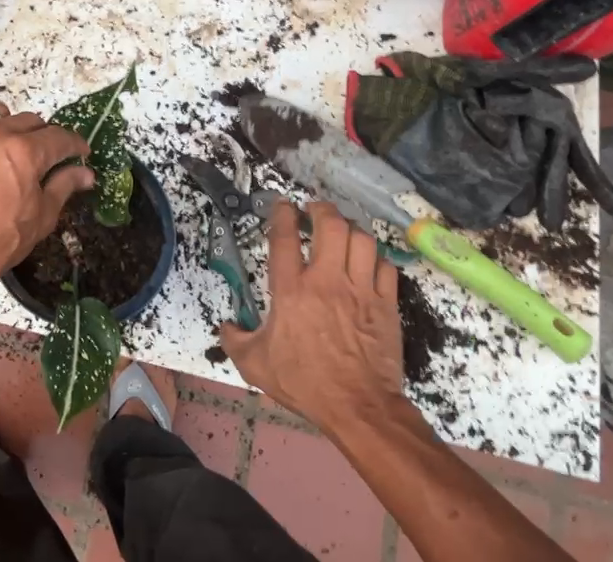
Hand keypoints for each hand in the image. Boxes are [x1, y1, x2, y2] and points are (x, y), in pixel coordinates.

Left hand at [0, 102, 95, 292]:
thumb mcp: (41, 217)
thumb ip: (63, 187)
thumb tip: (84, 172)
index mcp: (24, 151)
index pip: (59, 137)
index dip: (74, 144)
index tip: (80, 151)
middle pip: (28, 121)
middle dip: (43, 135)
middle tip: (47, 155)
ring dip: (9, 128)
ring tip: (11, 149)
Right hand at [218, 200, 405, 431]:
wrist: (358, 407)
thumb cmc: (304, 383)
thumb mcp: (253, 364)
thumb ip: (234, 339)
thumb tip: (227, 326)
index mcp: (290, 291)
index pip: (284, 238)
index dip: (282, 214)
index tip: (283, 206)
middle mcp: (326, 281)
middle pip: (330, 225)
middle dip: (322, 210)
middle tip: (314, 211)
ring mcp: (360, 291)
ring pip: (362, 240)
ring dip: (351, 229)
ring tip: (342, 231)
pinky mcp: (386, 305)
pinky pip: (386, 266)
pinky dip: (376, 257)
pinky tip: (368, 262)